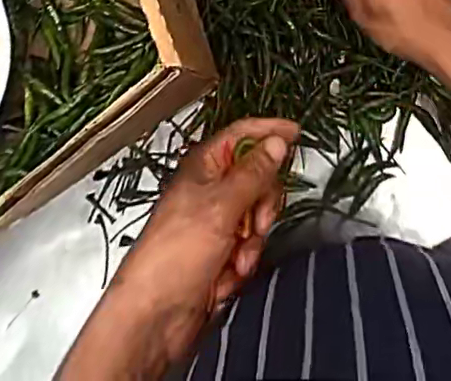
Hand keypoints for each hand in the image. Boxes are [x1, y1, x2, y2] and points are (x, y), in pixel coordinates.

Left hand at [62, 119, 296, 379]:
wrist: (154, 320)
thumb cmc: (177, 254)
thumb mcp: (222, 206)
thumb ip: (255, 172)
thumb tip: (277, 141)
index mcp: (205, 166)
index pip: (243, 134)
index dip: (269, 131)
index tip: (296, 133)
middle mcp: (212, 188)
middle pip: (258, 176)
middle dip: (264, 202)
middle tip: (257, 221)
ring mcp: (216, 220)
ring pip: (257, 213)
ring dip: (253, 238)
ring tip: (236, 258)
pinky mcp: (220, 250)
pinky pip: (249, 243)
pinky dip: (244, 259)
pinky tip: (227, 275)